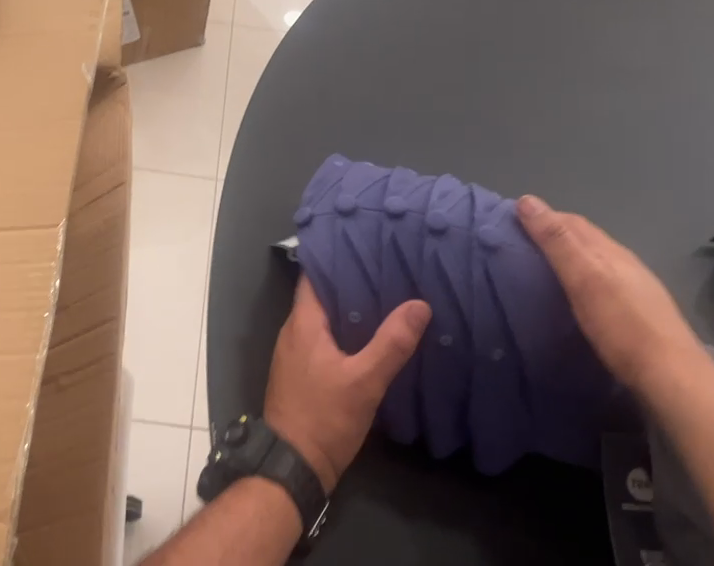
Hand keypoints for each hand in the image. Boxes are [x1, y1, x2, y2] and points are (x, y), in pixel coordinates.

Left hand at [264, 277, 429, 491]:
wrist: (293, 468)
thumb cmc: (323, 418)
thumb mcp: (364, 381)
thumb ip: (392, 343)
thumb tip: (420, 304)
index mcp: (303, 322)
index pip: (315, 275)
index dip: (337, 257)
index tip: (365, 244)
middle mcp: (294, 331)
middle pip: (323, 295)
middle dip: (352, 283)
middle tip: (388, 269)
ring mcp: (296, 354)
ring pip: (326, 320)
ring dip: (351, 309)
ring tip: (387, 296)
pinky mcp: (303, 374)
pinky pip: (326, 340)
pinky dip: (347, 333)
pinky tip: (373, 338)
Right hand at [515, 195, 705, 395]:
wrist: (673, 378)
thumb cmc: (622, 326)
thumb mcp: (584, 279)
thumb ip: (557, 241)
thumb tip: (527, 200)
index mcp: (609, 250)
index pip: (571, 221)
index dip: (543, 216)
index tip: (512, 222)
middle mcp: (625, 263)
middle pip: (585, 239)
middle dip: (555, 234)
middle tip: (520, 245)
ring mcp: (637, 288)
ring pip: (597, 261)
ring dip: (570, 258)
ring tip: (544, 270)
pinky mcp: (641, 314)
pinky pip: (605, 282)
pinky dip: (584, 278)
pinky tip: (579, 296)